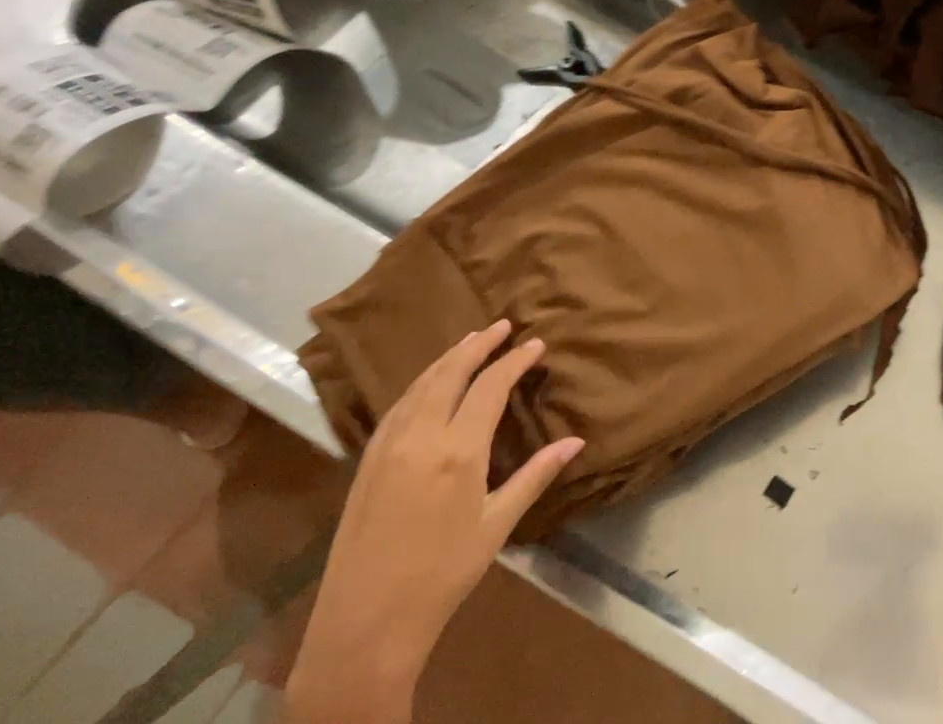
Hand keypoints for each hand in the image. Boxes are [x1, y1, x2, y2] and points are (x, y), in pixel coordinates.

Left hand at [285, 321, 583, 723]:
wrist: (366, 617)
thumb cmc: (444, 571)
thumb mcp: (498, 523)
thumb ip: (536, 475)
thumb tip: (576, 441)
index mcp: (457, 451)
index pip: (489, 387)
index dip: (514, 362)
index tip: (535, 345)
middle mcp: (419, 437)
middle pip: (449, 374)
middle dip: (477, 346)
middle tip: (502, 325)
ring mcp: (386, 446)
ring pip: (418, 386)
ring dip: (447, 359)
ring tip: (469, 342)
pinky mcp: (367, 461)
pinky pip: (397, 406)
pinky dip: (420, 383)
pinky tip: (429, 384)